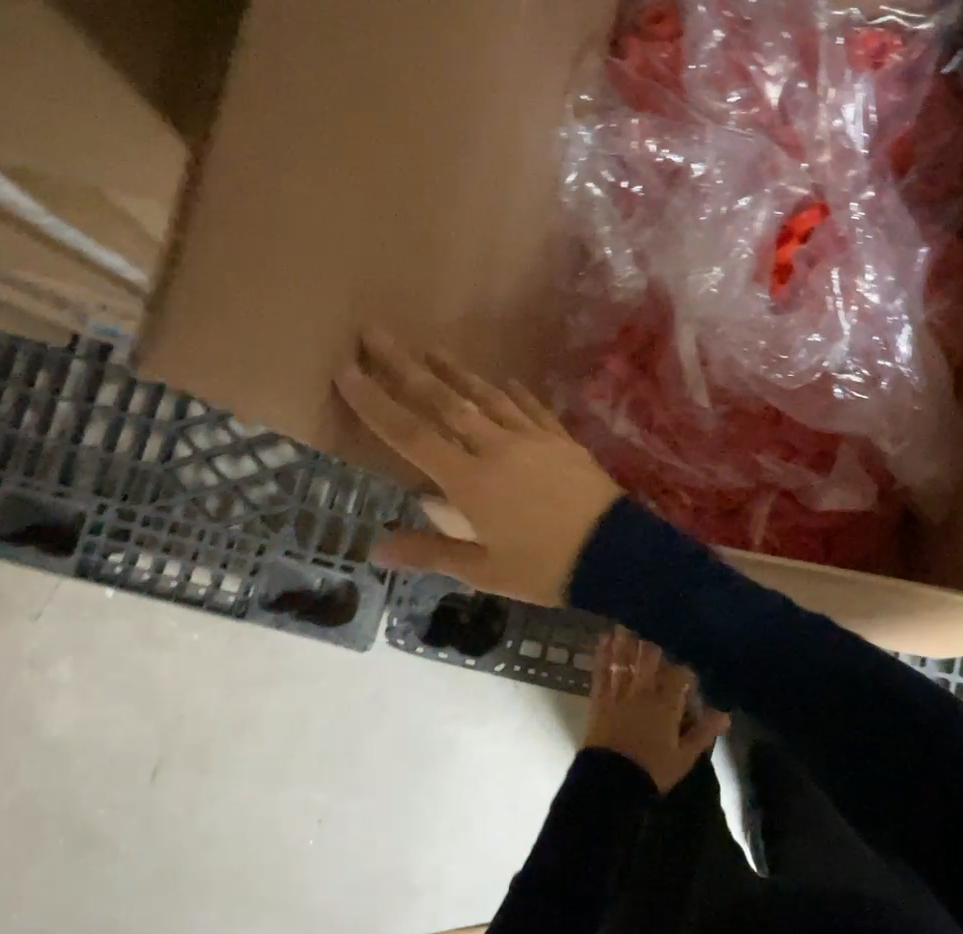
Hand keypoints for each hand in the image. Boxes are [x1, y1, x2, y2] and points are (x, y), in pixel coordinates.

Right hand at [332, 330, 624, 607]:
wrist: (615, 553)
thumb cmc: (545, 568)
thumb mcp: (484, 571)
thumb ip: (431, 553)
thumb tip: (375, 547)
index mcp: (469, 481)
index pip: (411, 436)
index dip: (376, 403)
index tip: (347, 370)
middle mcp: (496, 448)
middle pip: (443, 401)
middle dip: (405, 367)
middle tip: (375, 334)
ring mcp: (533, 439)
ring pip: (487, 397)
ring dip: (456, 372)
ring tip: (431, 349)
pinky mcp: (562, 441)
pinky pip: (532, 409)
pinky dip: (514, 393)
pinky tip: (506, 381)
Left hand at [585, 628, 729, 793]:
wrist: (610, 782)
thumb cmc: (651, 770)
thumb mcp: (684, 756)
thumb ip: (704, 733)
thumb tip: (726, 714)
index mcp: (667, 705)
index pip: (680, 674)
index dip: (685, 660)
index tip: (690, 648)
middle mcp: (643, 693)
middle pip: (650, 660)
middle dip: (655, 640)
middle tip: (656, 618)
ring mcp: (619, 694)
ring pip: (625, 660)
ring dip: (628, 639)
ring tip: (629, 618)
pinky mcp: (599, 700)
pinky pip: (602, 672)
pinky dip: (603, 654)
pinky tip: (605, 638)